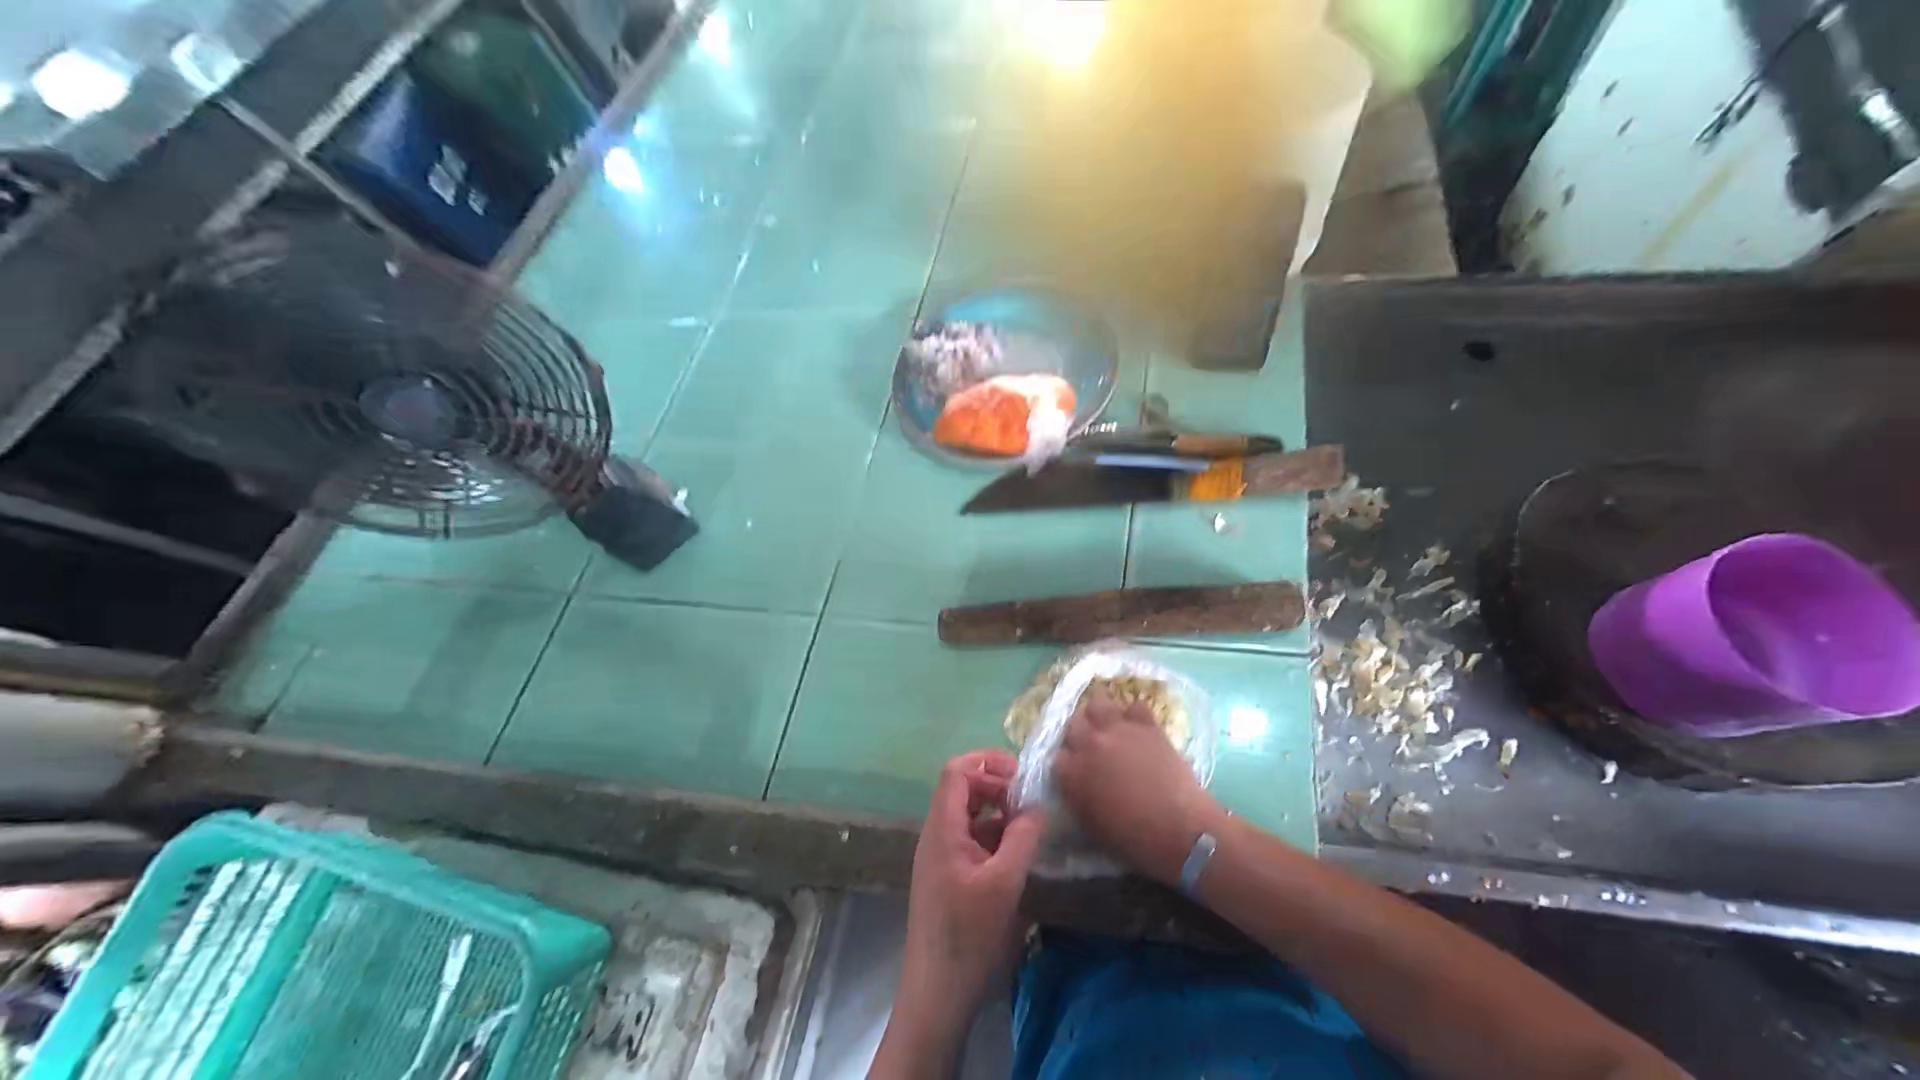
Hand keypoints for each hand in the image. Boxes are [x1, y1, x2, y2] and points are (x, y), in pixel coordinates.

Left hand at [890, 752, 1044, 1056]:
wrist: (937, 995)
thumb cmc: (969, 937)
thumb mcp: (1004, 884)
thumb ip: (1022, 837)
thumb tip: (1036, 805)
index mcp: (942, 829)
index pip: (957, 770)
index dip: (988, 762)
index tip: (1022, 777)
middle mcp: (937, 835)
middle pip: (962, 788)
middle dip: (996, 784)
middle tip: (1031, 800)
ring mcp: (941, 857)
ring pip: (969, 815)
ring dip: (998, 811)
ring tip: (1031, 825)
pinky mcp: (949, 877)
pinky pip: (971, 839)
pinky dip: (994, 835)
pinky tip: (1018, 853)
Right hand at [1053, 690, 1226, 883]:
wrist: (1180, 829)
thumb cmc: (1133, 838)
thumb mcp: (1091, 826)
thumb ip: (1076, 797)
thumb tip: (1076, 785)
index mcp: (1072, 773)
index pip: (1057, 756)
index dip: (1067, 763)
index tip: (1075, 772)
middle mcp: (1089, 744)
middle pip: (1073, 723)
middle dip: (1079, 734)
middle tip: (1091, 748)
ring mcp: (1119, 730)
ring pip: (1098, 704)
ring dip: (1100, 716)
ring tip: (1109, 729)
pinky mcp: (1147, 725)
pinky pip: (1135, 707)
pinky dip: (1135, 716)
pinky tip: (1139, 729)